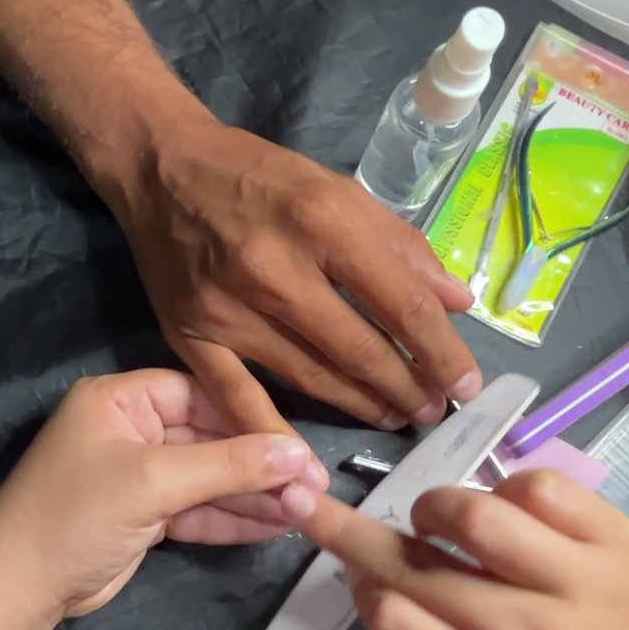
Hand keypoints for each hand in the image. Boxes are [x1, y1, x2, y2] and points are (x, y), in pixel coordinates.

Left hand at [0, 369, 327, 620]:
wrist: (19, 590)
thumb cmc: (77, 513)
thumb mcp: (153, 481)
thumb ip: (228, 465)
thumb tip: (299, 455)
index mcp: (121, 400)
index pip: (201, 395)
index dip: (252, 420)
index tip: (301, 446)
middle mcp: (132, 430)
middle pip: (210, 440)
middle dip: (259, 466)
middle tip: (313, 487)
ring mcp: (140, 476)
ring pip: (209, 479)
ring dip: (253, 496)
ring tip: (305, 510)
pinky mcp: (146, 516)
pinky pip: (198, 510)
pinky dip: (232, 519)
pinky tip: (275, 525)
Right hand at [97, 116, 480, 434]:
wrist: (163, 169)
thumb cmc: (257, 175)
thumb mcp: (337, 188)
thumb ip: (399, 245)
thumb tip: (455, 303)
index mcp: (323, 222)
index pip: (402, 305)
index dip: (442, 353)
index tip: (466, 387)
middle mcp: (276, 270)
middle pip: (361, 351)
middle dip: (408, 389)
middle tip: (432, 411)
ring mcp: (229, 310)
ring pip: (311, 377)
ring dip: (361, 405)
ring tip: (393, 416)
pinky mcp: (192, 337)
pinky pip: (238, 397)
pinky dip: (273, 432)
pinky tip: (308, 460)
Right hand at [299, 471, 628, 629]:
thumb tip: (377, 583)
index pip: (396, 626)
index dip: (361, 591)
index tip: (356, 575)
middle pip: (415, 567)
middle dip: (351, 533)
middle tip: (318, 508)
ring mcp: (580, 578)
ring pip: (475, 514)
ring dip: (435, 506)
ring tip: (435, 515)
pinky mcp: (619, 538)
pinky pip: (541, 486)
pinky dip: (511, 487)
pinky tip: (513, 508)